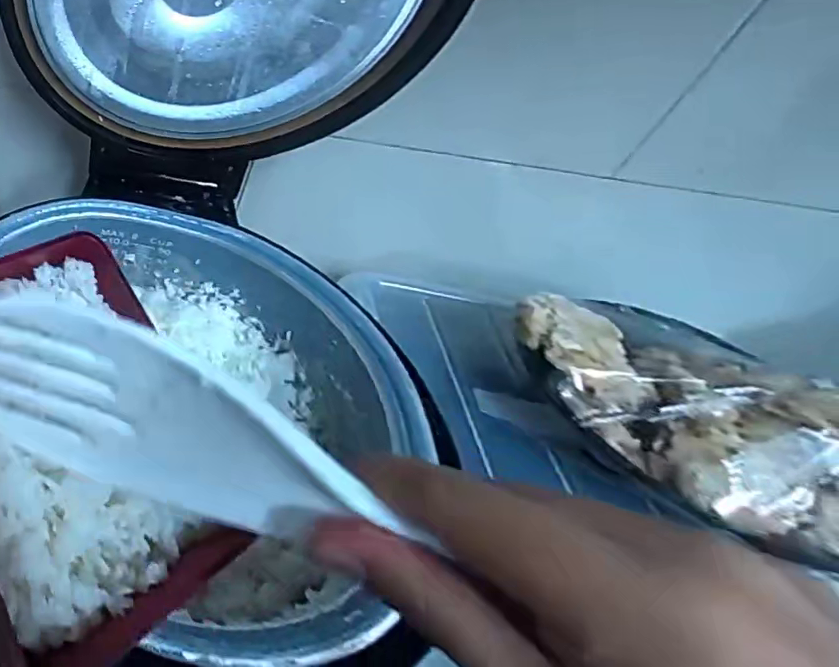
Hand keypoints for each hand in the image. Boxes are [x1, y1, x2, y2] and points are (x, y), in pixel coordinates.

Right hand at [311, 457, 838, 666]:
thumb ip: (439, 608)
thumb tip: (328, 532)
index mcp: (636, 589)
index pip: (456, 494)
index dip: (380, 486)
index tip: (330, 498)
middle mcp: (692, 547)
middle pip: (513, 500)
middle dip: (457, 526)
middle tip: (431, 581)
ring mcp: (756, 561)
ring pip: (572, 515)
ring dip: (524, 543)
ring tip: (537, 620)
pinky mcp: (787, 580)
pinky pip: (640, 540)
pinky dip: (594, 563)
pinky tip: (618, 628)